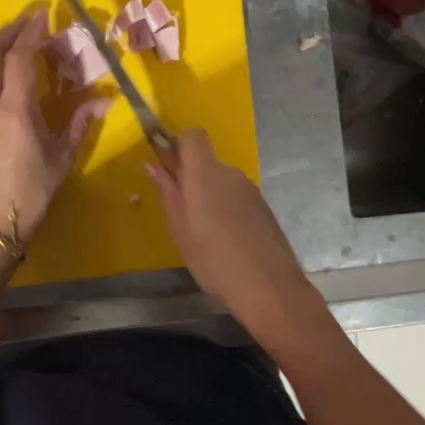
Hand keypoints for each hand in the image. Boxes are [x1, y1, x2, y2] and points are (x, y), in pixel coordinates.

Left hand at [0, 4, 108, 243]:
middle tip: (29, 20)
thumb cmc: (32, 191)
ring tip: (11, 38)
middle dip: (9, 31)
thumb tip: (104, 99)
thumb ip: (80, 122)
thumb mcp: (62, 157)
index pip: (20, 58)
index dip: (32, 32)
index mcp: (16, 109)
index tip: (44, 14)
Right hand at [146, 129, 321, 338]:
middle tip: (180, 212)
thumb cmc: (215, 261)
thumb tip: (155, 165)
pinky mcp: (263, 205)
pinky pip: (236, 196)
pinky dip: (226, 208)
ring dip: (209, 196)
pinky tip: (225, 240)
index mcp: (205, 174)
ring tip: (203, 233)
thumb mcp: (181, 230)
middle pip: (206, 160)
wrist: (270, 288)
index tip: (167, 168)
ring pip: (221, 180)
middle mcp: (230, 173)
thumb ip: (169, 193)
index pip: (193, 135)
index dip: (178, 144)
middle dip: (190, 178)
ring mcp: (250, 188)